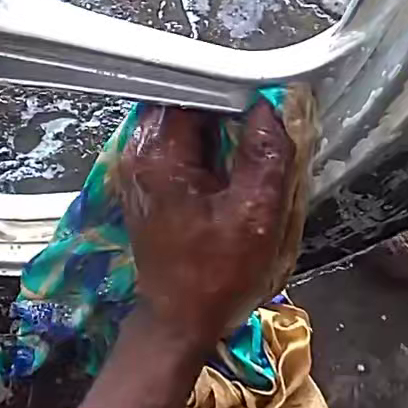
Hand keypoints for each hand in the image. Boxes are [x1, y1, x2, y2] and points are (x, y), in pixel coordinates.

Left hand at [118, 101, 297, 346]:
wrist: (179, 316)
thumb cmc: (216, 273)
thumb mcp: (255, 214)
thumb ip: (266, 153)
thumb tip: (271, 104)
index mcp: (159, 155)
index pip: (194, 90)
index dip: (232, 91)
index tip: (262, 105)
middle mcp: (138, 153)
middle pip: (185, 104)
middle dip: (225, 112)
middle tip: (257, 132)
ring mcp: (137, 168)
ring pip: (182, 125)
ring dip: (216, 132)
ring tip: (246, 153)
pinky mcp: (144, 183)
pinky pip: (177, 147)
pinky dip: (204, 150)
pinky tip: (227, 172)